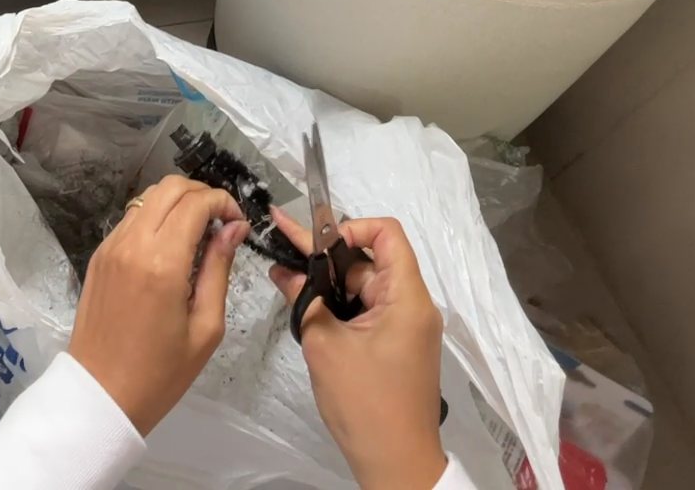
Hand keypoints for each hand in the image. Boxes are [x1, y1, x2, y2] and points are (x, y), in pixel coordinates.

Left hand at [68, 175, 247, 435]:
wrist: (99, 395)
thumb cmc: (160, 372)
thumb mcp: (206, 327)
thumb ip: (219, 268)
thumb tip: (234, 228)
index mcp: (162, 262)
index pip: (196, 203)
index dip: (222, 201)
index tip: (237, 221)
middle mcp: (133, 242)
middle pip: (169, 186)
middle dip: (201, 193)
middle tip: (220, 219)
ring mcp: (111, 245)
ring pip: (148, 197)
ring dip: (177, 201)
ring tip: (197, 231)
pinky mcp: (100, 254)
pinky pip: (132, 218)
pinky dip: (155, 216)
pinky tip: (170, 244)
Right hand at [270, 209, 447, 489]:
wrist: (396, 466)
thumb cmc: (364, 402)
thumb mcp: (324, 344)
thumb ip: (304, 298)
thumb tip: (284, 270)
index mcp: (406, 297)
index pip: (387, 233)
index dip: (351, 228)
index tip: (319, 246)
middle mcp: (412, 304)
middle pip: (369, 259)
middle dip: (325, 253)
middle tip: (282, 238)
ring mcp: (405, 325)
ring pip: (363, 284)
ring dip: (327, 280)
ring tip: (285, 271)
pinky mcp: (395, 343)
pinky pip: (365, 307)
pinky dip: (337, 302)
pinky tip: (303, 299)